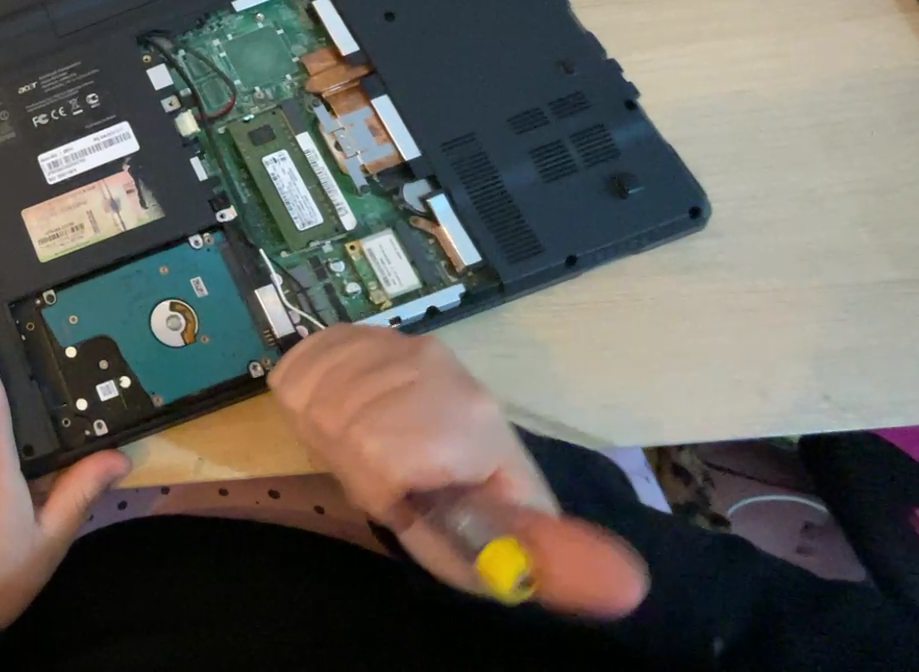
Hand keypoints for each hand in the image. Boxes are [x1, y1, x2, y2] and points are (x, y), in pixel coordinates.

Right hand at [270, 325, 648, 618]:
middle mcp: (428, 362)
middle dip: (351, 460)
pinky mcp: (349, 329)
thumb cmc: (476, 490)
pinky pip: (296, 369)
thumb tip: (622, 588)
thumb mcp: (504, 538)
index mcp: (472, 415)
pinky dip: (304, 395)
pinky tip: (336, 404)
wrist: (456, 425)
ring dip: (325, 429)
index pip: (380, 458)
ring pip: (314, 398)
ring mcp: (384, 338)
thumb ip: (531, 560)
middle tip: (380, 469)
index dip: (378, 489)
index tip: (400, 495)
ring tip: (360, 439)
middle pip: (342, 428)